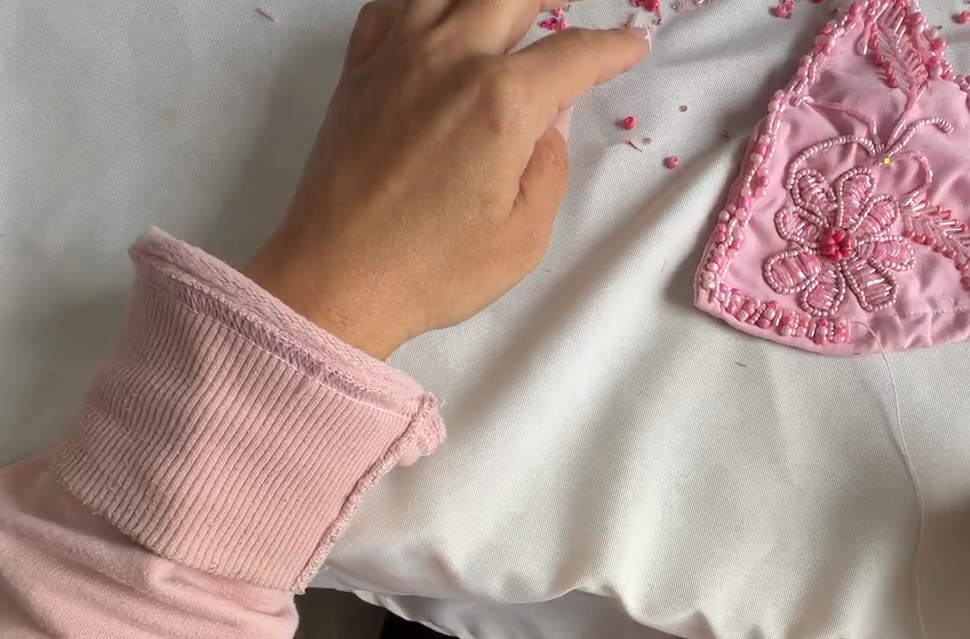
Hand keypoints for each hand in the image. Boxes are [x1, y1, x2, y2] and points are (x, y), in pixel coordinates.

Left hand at [243, 0, 647, 357]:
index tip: (632, 47)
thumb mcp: (523, 240)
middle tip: (572, 10)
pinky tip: (439, 15)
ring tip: (512, 11)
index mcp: (500, 103)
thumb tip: (550, 124)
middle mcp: (450, 58)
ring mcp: (397, 56)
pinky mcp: (359, 71)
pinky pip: (394, 4)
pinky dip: (426, 1)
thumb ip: (550, 169)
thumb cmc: (433, 271)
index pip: (573, 55)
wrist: (338, 280)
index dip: (611, 48)